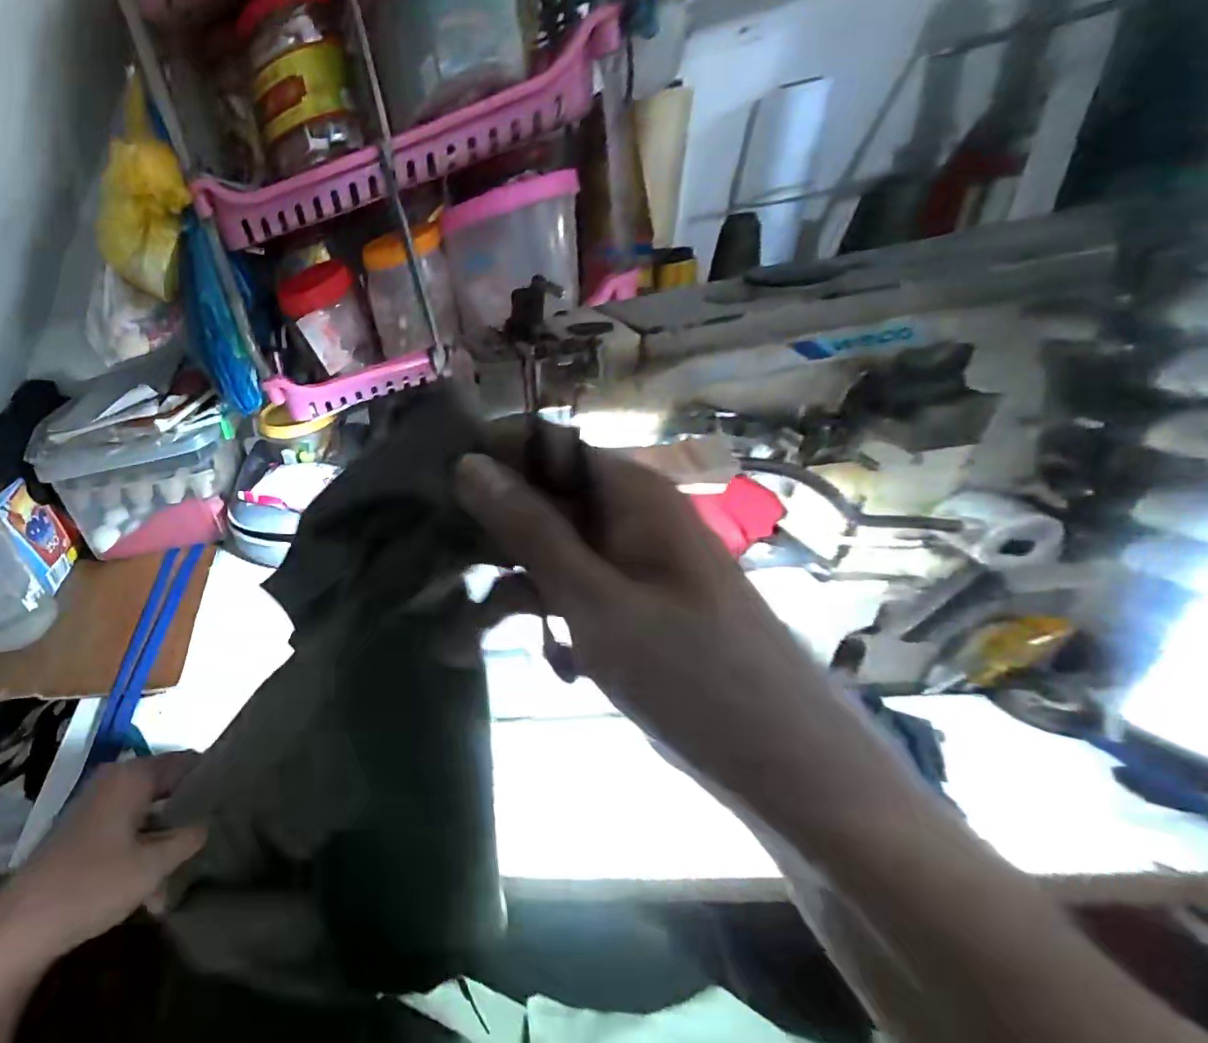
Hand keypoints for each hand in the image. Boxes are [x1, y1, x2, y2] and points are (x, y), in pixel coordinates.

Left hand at [0, 751, 207, 960]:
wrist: (21, 925)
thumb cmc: (93, 885)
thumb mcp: (153, 865)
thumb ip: (188, 838)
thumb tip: (207, 822)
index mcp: (132, 775)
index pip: (185, 761)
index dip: (210, 777)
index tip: (232, 797)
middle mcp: (114, 779)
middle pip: (166, 786)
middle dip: (188, 812)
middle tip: (213, 835)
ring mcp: (95, 804)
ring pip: (147, 811)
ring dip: (165, 838)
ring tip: (182, 872)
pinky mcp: (84, 829)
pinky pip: (127, 827)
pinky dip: (143, 848)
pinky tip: (152, 886)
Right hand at [453, 422, 832, 742]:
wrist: (780, 761)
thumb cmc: (689, 671)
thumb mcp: (594, 599)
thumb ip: (529, 531)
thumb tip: (467, 464)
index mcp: (629, 493)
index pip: (544, 444)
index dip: (487, 456)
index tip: (427, 485)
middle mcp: (627, 516)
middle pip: (540, 500)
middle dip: (488, 534)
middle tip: (430, 564)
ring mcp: (628, 564)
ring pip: (548, 553)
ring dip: (510, 589)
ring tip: (462, 635)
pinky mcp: (627, 607)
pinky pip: (571, 594)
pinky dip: (547, 620)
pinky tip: (542, 662)